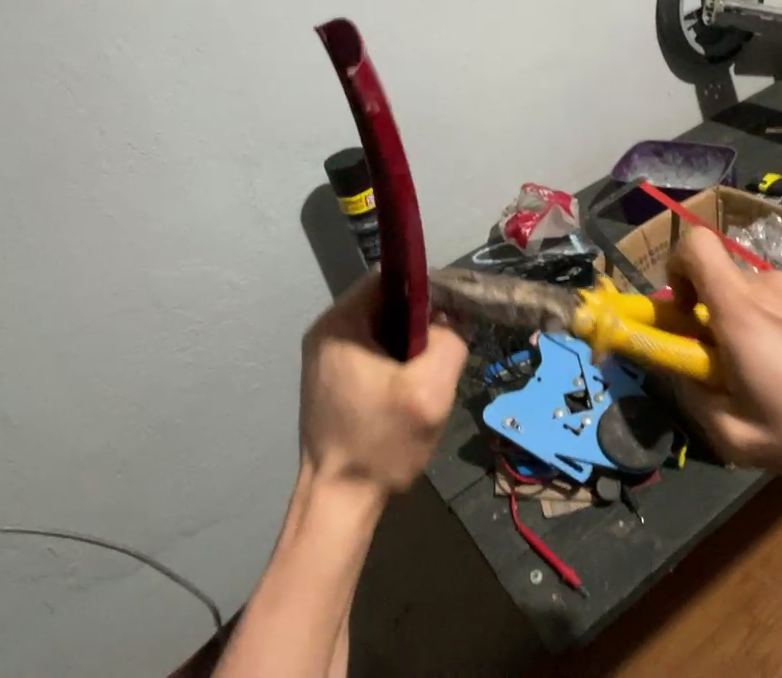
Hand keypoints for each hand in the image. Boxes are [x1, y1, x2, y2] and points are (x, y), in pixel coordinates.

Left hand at [298, 273, 468, 497]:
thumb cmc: (380, 443)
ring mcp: (327, 358)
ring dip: (412, 345)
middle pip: (387, 304)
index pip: (390, 279)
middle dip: (422, 321)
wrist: (339, 501)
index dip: (427, 289)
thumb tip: (454, 320)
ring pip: (383, 330)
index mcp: (339, 324)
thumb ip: (450, 343)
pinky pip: (374, 353)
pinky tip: (412, 389)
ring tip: (432, 372)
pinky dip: (397, 362)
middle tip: (448, 348)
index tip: (455, 312)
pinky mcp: (333, 381)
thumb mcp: (429, 391)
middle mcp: (327, 333)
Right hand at [668, 227, 781, 488]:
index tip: (686, 310)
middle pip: (728, 282)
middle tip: (741, 368)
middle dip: (722, 318)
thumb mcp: (741, 438)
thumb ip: (695, 399)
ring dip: (762, 326)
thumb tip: (682, 371)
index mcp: (741, 309)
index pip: (695, 245)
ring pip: (765, 296)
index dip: (678, 268)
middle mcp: (773, 283)